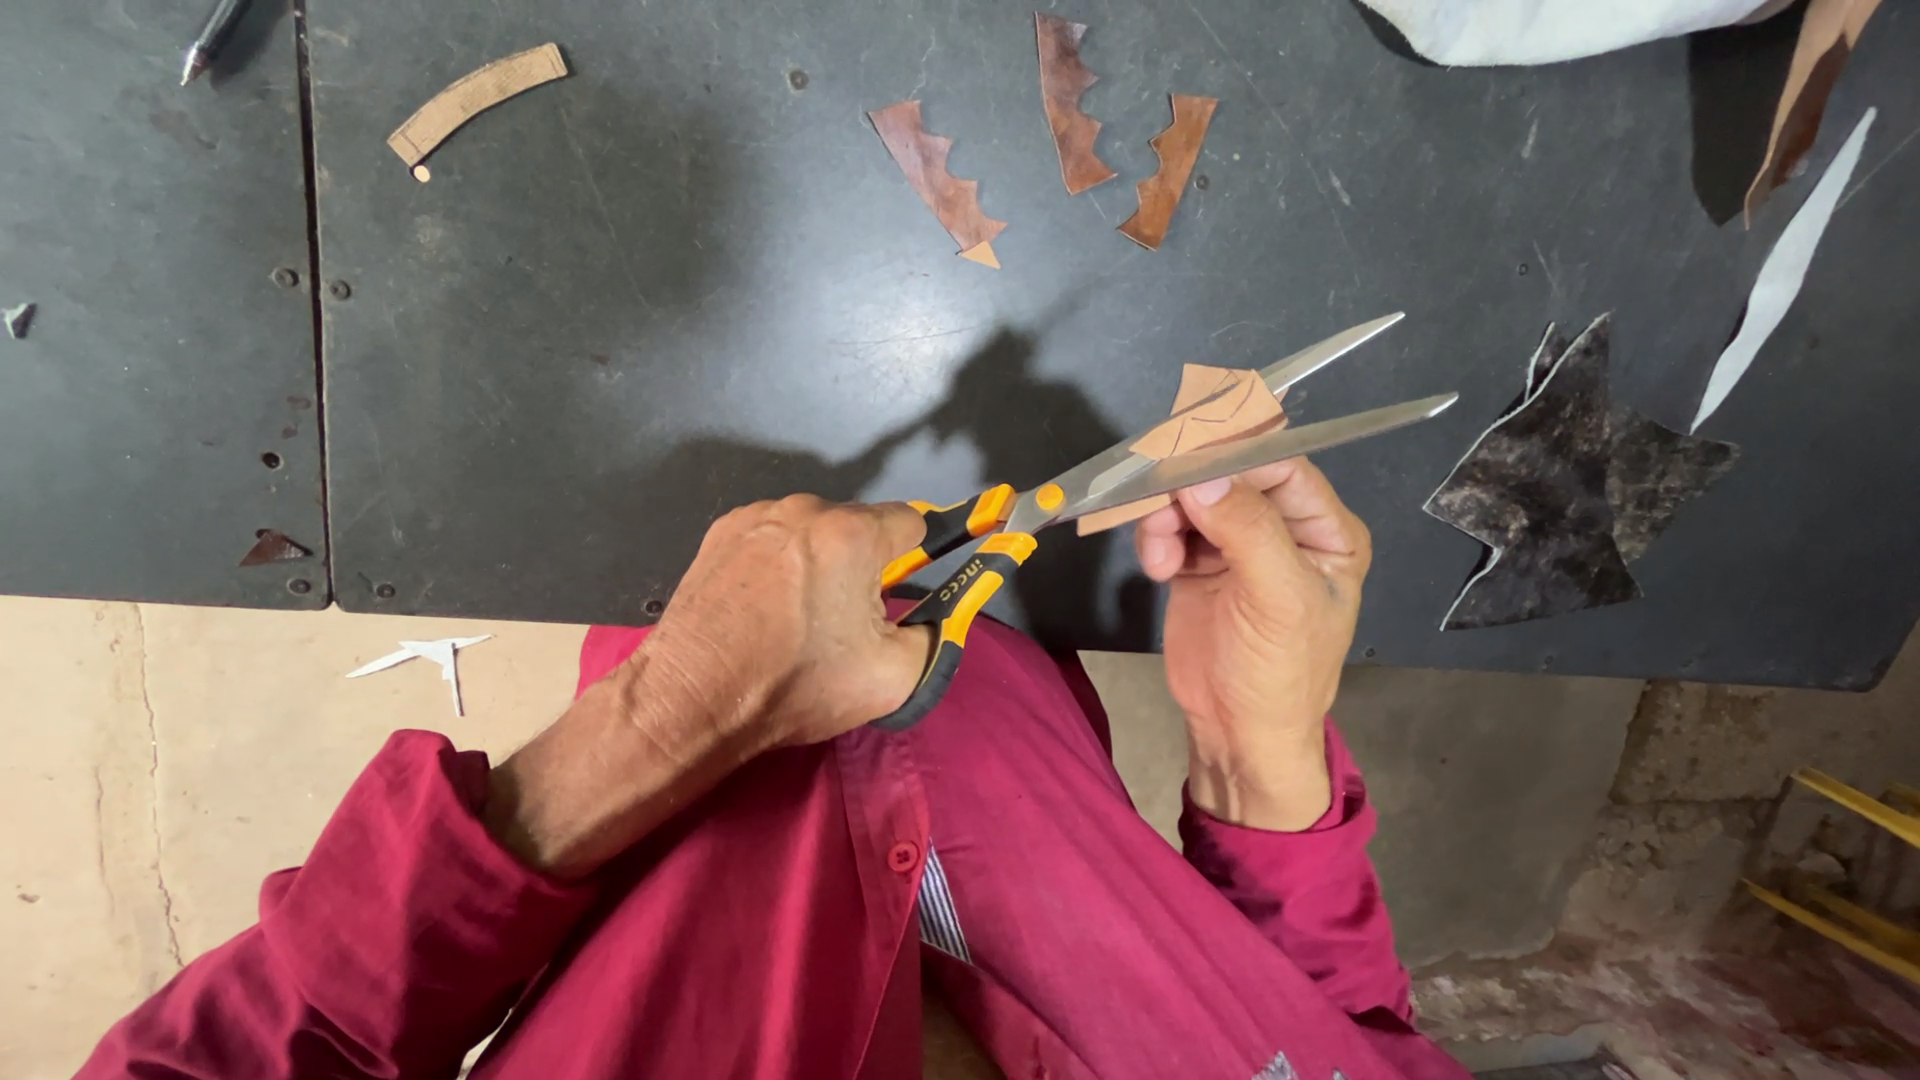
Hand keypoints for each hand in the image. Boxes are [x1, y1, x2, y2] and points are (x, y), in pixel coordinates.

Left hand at [640, 495, 932, 748]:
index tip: (893, 594)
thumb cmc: (797, 685)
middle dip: (862, 563)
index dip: (912, 557)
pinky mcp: (722, 529)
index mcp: (852, 534)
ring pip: (814, 529)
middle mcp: (805, 508)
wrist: (694, 698)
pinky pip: (774, 534)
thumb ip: (934, 636)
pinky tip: (760, 603)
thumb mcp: (893, 678)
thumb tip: (930, 618)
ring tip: (793, 614)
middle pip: (859, 525)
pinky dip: (779, 559)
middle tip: (841, 619)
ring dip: (819, 558)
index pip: (910, 520)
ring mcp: (757, 514)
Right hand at [1134, 458, 1370, 830]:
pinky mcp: (1197, 561)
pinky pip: (1169, 526)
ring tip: (1159, 559)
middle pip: (1228, 476)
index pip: (1281, 467)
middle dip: (1188, 487)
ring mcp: (1235, 543)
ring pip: (1191, 497)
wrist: (1235, 731)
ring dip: (1165, 518)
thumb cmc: (1279, 672)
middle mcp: (1282, 528)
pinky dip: (1155, 538)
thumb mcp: (1277, 600)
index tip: (1185, 453)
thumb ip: (1247, 531)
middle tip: (1156, 500)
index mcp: (1324, 530)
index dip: (1235, 454)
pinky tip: (1158, 570)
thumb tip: (1201, 476)